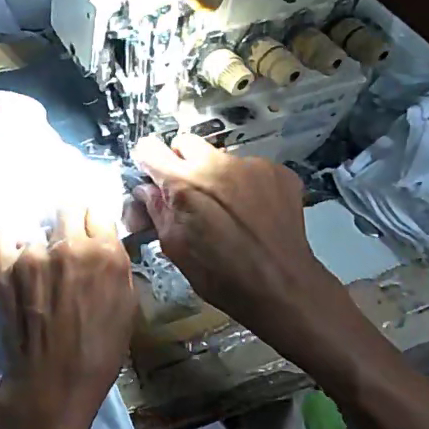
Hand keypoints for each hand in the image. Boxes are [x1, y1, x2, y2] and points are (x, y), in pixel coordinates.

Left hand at [0, 209, 135, 428]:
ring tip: (38, 268)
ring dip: (39, 243)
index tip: (89, 237)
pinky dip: (5, 242)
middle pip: (67, 211)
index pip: (97, 214)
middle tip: (65, 248)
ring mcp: (32, 254)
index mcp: (105, 253)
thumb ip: (116, 268)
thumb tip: (104, 245)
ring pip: (36, 229)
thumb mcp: (127, 308)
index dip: (93, 227)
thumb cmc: (99, 352)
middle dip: (68, 226)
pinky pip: (0, 236)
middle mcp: (68, 245)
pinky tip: (11, 255)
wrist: (53, 381)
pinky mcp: (3, 267)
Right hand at [130, 133, 348, 345]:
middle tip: (186, 192)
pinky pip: (249, 168)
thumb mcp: (175, 246)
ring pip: (219, 157)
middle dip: (181, 163)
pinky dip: (244, 184)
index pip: (149, 149)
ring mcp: (250, 166)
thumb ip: (157, 210)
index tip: (151, 174)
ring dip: (215, 175)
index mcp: (184, 183)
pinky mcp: (277, 172)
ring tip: (224, 209)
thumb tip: (148, 192)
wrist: (281, 285)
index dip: (147, 162)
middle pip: (186, 143)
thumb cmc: (223, 275)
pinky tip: (249, 211)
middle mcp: (216, 165)